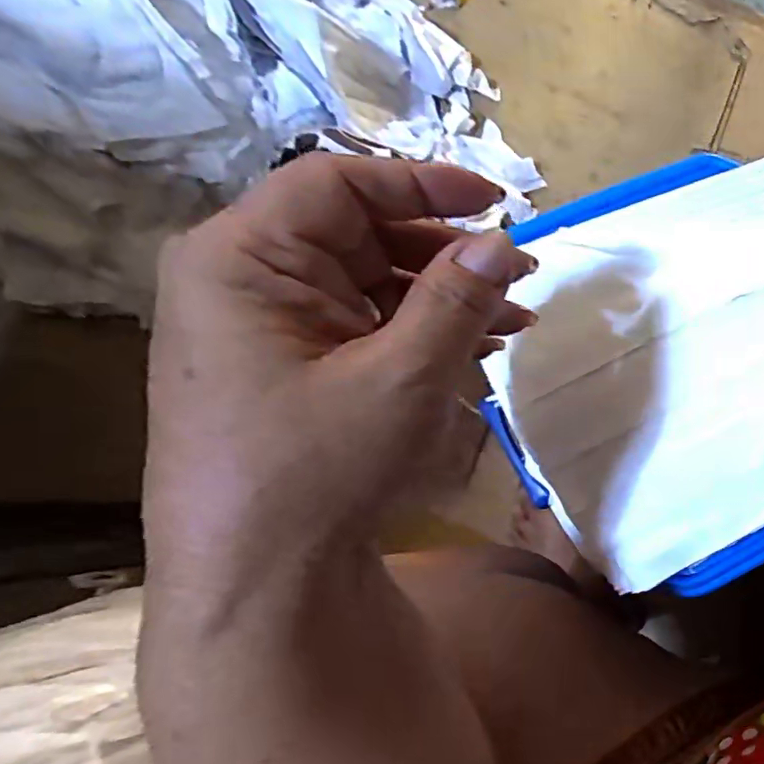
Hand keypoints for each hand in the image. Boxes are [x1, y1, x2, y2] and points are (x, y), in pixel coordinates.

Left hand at [142, 155, 535, 580]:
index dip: (423, 183)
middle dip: (446, 253)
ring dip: (445, 298)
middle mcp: (248, 283)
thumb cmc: (317, 468)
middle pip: (359, 235)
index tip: (498, 204)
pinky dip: (422, 334)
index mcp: (244, 260)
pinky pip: (365, 329)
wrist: (260, 579)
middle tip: (519, 275)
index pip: (338, 185)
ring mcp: (270, 332)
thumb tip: (504, 242)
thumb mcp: (401, 378)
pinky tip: (477, 351)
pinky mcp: (294, 372)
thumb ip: (455, 301)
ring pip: (370, 286)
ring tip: (515, 321)